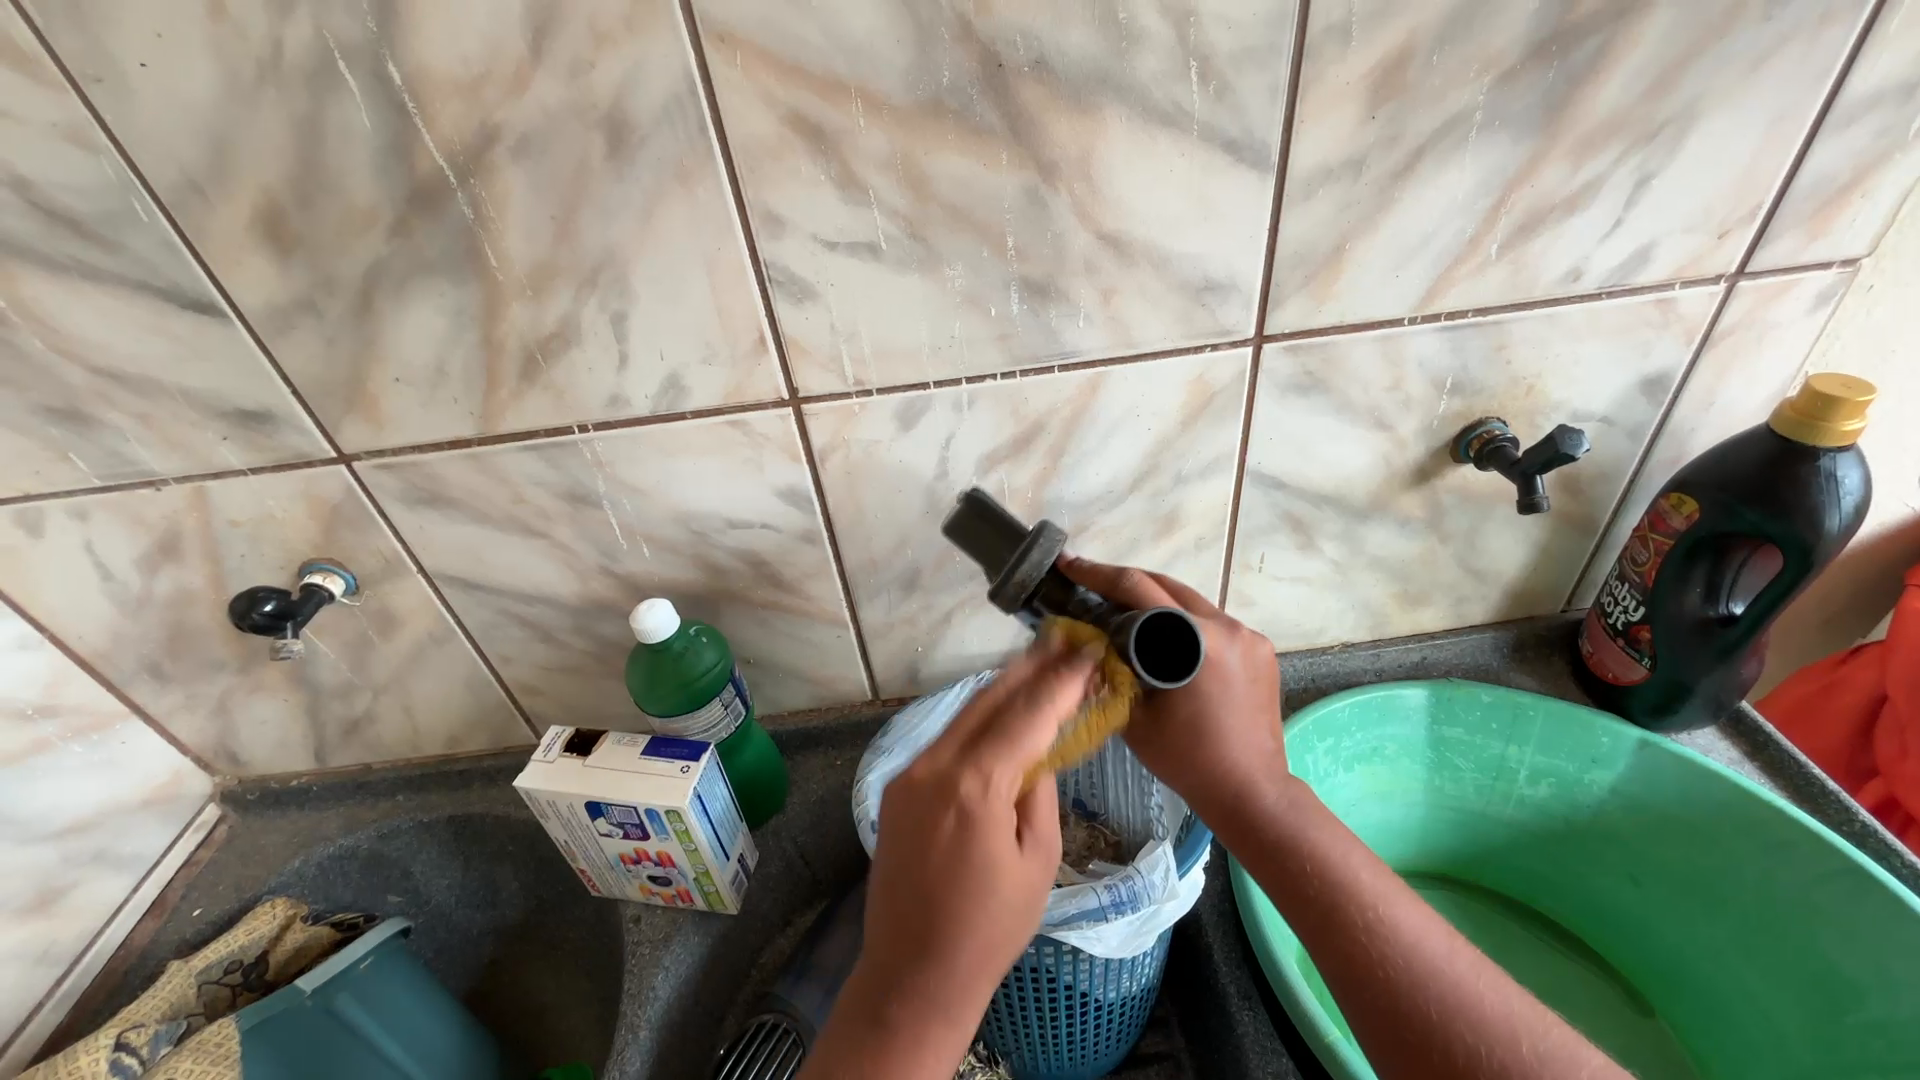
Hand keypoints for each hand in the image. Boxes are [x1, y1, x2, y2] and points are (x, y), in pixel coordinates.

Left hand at [803, 636, 1098, 1078]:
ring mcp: (909, 774)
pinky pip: (945, 740)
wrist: (913, 973)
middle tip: (1062, 640)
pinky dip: (976, 720)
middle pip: (988, 700)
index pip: (1027, 716)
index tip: (1087, 651)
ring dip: (1001, 689)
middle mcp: (934, 766)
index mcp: (975, 785)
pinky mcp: (897, 789)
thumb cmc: (989, 929)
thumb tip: (1037, 752)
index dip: (1060, 682)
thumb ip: (1039, 792)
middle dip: (1028, 669)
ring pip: (962, 715)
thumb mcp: (1038, 861)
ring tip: (1037, 663)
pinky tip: (997, 711)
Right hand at [1057, 554, 1291, 829]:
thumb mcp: (1135, 716)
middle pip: (1168, 586)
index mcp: (1198, 640)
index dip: (1099, 574)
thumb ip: (1113, 671)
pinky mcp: (1261, 651)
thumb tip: (1094, 644)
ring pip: (1192, 604)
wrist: (1251, 792)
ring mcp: (1250, 637)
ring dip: (1157, 604)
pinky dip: (1184, 625)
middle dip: (1126, 582)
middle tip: (1089, 584)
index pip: (1139, 589)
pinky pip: (1213, 624)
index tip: (1069, 564)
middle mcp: (1229, 627)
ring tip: (1122, 613)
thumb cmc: (1188, 760)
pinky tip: (1164, 641)